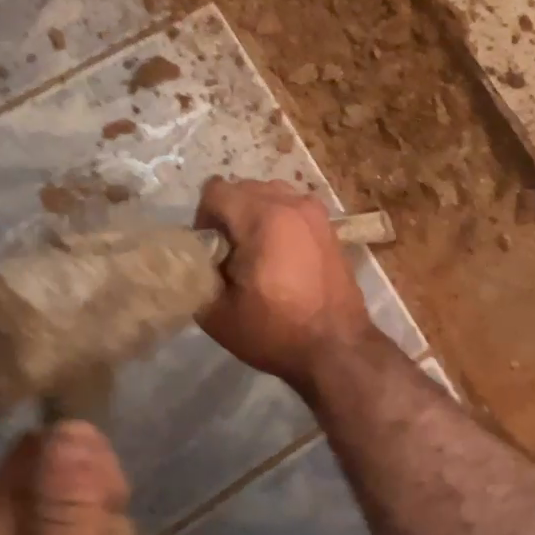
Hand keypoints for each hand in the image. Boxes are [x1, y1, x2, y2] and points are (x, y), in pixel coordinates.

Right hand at [194, 177, 374, 388]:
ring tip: (256, 253)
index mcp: (263, 217)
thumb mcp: (217, 312)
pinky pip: (293, 207)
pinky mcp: (329, 226)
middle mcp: (291, 203)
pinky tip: (281, 257)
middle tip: (228, 255)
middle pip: (243, 188)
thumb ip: (197, 275)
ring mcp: (315, 212)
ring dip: (255, 214)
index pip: (215, 191)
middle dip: (228, 215)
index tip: (208, 251)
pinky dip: (279, 221)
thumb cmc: (275, 330)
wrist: (336, 347)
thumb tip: (198, 258)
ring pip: (271, 193)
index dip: (203, 218)